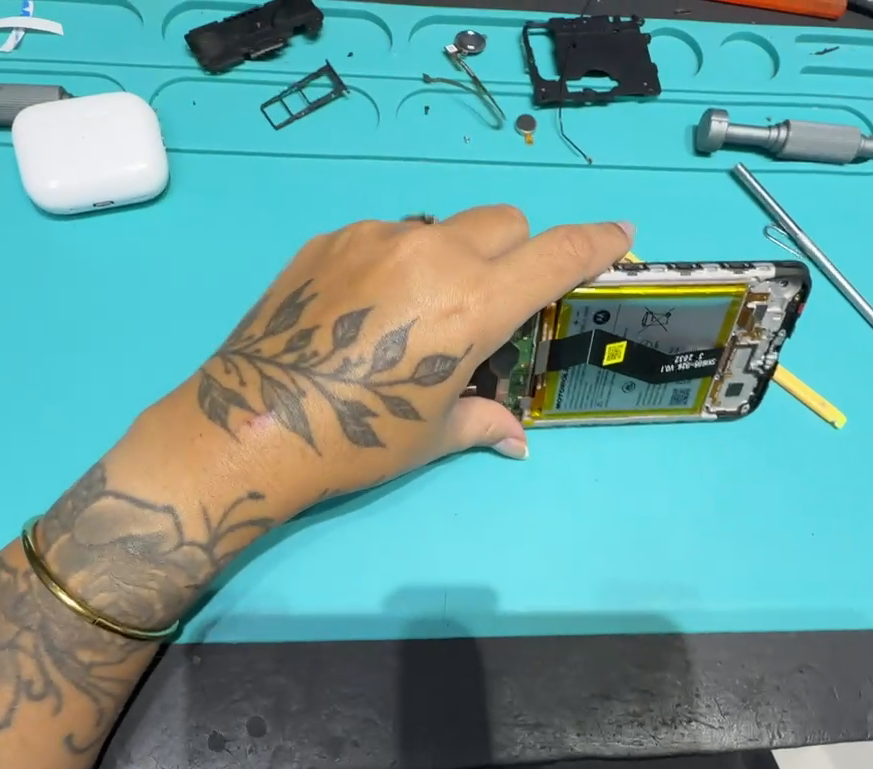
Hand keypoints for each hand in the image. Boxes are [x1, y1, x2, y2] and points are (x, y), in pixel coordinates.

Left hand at [134, 206, 634, 515]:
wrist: (253, 423)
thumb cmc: (358, 441)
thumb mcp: (431, 437)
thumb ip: (484, 423)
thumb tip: (516, 441)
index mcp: (472, 304)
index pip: (555, 255)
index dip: (594, 243)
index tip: (618, 236)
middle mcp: (432, 253)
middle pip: (503, 223)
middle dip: (516, 254)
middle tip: (493, 304)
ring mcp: (376, 237)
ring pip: (442, 226)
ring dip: (453, 257)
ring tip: (415, 316)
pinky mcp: (330, 239)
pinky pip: (387, 236)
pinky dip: (398, 262)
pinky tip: (365, 312)